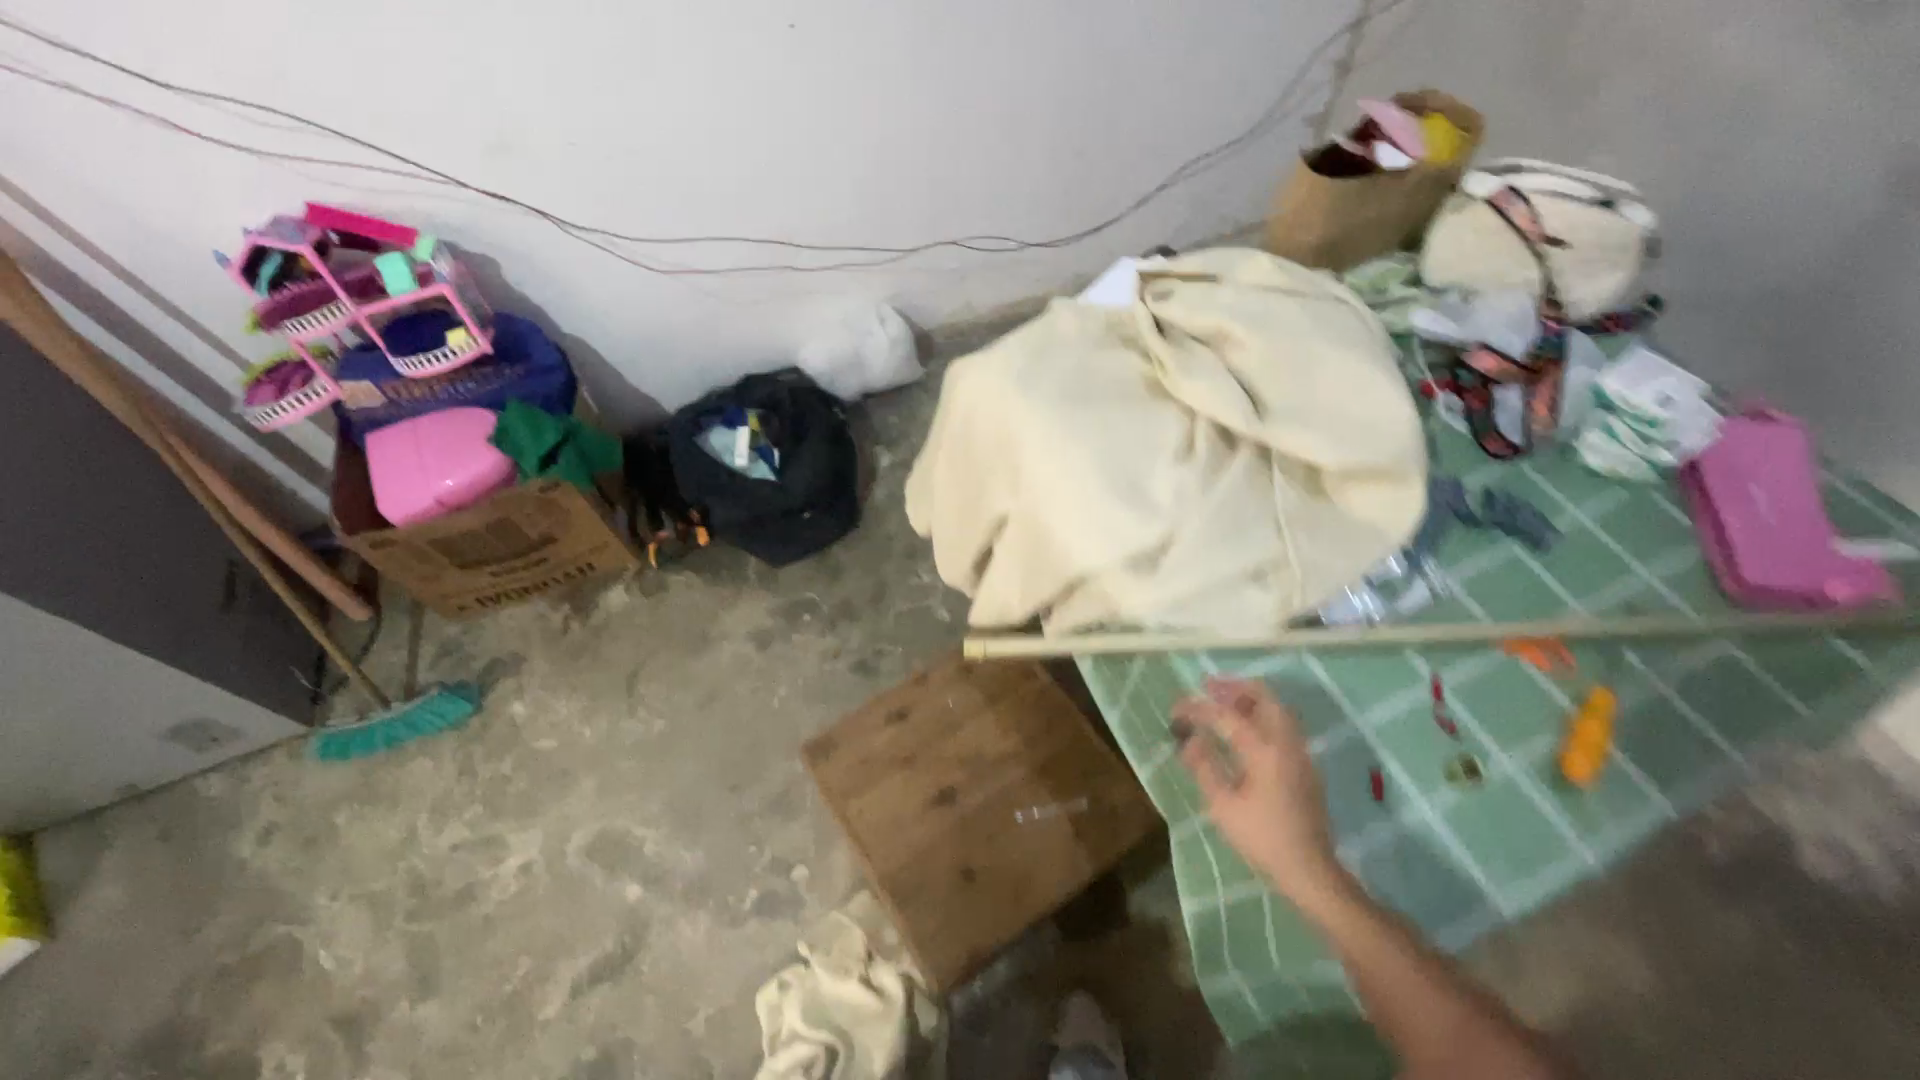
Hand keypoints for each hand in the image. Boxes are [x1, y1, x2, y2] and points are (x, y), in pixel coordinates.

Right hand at [1173, 677, 1344, 903]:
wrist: (1308, 868)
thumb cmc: (1261, 838)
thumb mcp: (1223, 805)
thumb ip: (1205, 766)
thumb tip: (1191, 739)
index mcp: (1264, 750)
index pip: (1226, 715)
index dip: (1199, 708)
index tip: (1176, 708)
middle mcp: (1286, 742)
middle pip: (1264, 697)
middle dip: (1234, 687)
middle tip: (1208, 685)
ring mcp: (1301, 753)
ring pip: (1277, 710)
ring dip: (1251, 699)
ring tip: (1224, 701)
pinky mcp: (1305, 766)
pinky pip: (1284, 725)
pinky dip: (1263, 715)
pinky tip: (1246, 729)